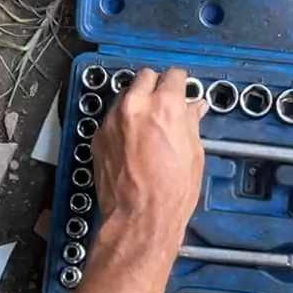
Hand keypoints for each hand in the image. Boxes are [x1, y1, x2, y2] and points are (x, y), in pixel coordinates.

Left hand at [93, 67, 206, 247]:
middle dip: (156, 86)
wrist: (140, 217)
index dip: (180, 83)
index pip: (173, 75)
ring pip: (125, 95)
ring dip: (137, 103)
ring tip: (147, 125)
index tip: (181, 90)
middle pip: (145, 77)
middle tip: (164, 103)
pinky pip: (112, 118)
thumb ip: (191, 123)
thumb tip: (194, 108)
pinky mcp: (98, 136)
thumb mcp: (194, 153)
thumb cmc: (172, 191)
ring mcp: (113, 120)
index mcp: (165, 106)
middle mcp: (135, 106)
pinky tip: (131, 142)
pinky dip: (122, 123)